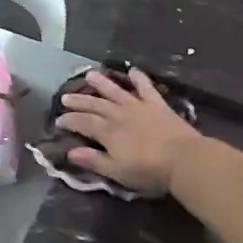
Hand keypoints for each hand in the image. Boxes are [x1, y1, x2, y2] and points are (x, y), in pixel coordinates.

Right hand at [55, 68, 203, 195]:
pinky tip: (133, 71)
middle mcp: (119, 115)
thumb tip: (70, 152)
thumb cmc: (148, 170)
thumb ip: (94, 160)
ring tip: (90, 74)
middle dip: (79, 101)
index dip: (69, 120)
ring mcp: (139, 107)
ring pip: (115, 92)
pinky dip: (139, 78)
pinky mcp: (157, 105)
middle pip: (95, 104)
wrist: (184, 159)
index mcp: (108, 132)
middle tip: (65, 97)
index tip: (58, 120)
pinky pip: (146, 88)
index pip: (82, 122)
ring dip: (102, 83)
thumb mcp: (117, 171)